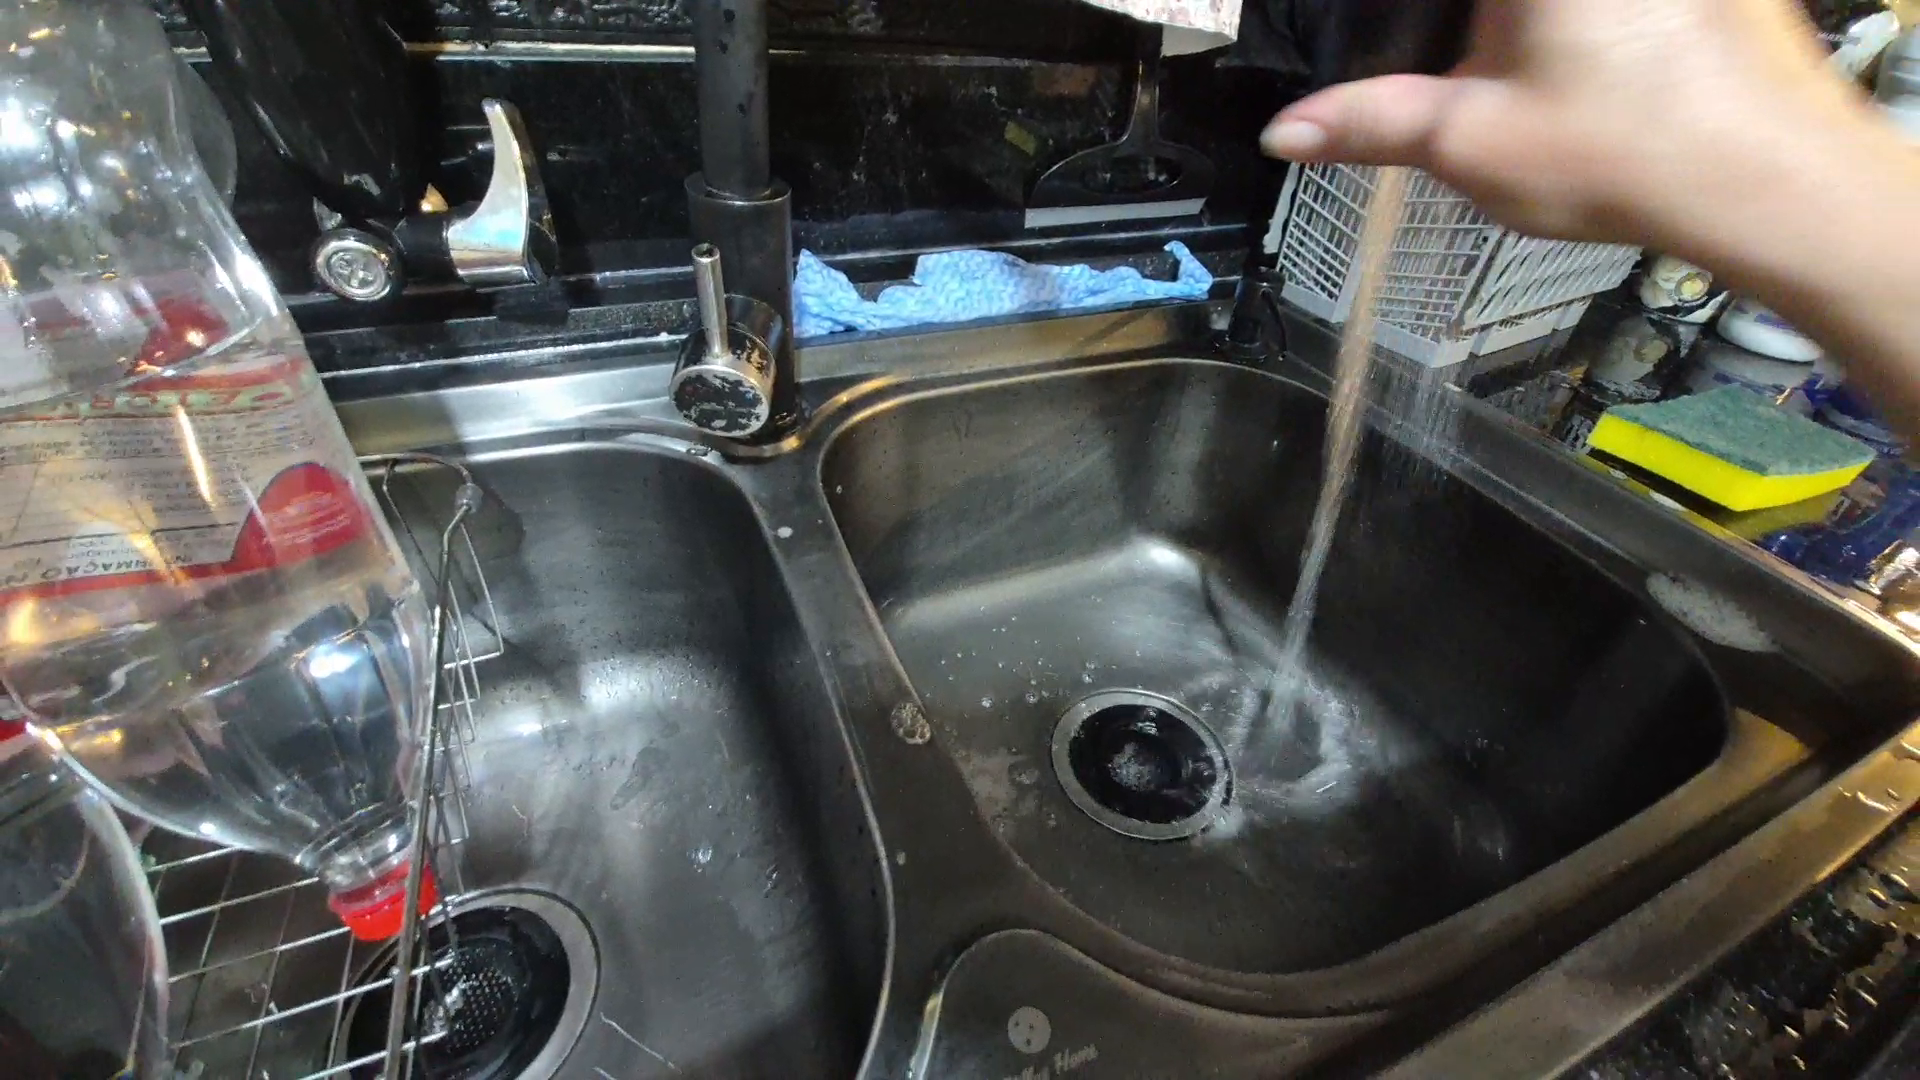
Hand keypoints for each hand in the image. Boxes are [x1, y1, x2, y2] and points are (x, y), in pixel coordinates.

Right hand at [1259, 0, 1862, 252]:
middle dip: (1416, 28)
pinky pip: (1545, 8)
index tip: (1365, 47)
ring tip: (1455, 77)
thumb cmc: (1611, 152)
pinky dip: (1507, 29)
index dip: (1381, 20)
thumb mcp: (1463, 139)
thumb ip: (1366, 122)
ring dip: (1458, 32)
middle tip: (1391, 65)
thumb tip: (1281, 131)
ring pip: (1497, 5)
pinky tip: (1521, 65)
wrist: (1757, 174)